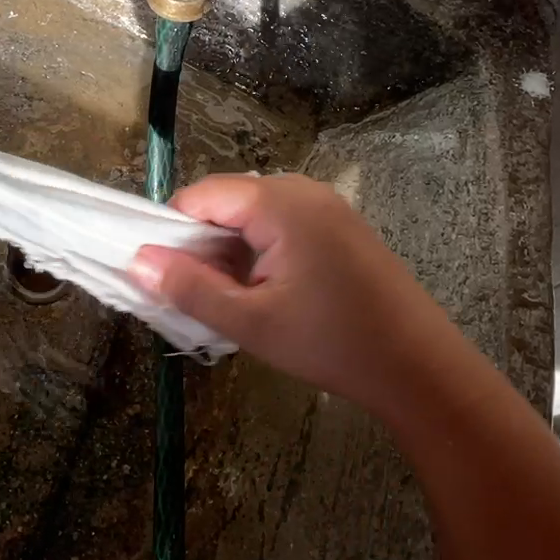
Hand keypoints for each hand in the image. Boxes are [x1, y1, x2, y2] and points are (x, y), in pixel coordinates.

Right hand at [130, 173, 460, 415]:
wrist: (422, 369)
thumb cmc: (333, 343)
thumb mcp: (251, 322)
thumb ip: (189, 288)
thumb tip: (137, 261)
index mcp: (279, 202)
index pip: (201, 195)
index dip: (173, 231)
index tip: (165, 276)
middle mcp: (302, 189)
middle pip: (227, 202)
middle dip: (204, 246)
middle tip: (201, 297)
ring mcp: (326, 205)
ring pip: (252, 216)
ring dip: (232, 253)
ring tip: (236, 302)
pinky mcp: (340, 225)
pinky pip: (281, 224)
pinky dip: (261, 253)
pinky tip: (268, 295)